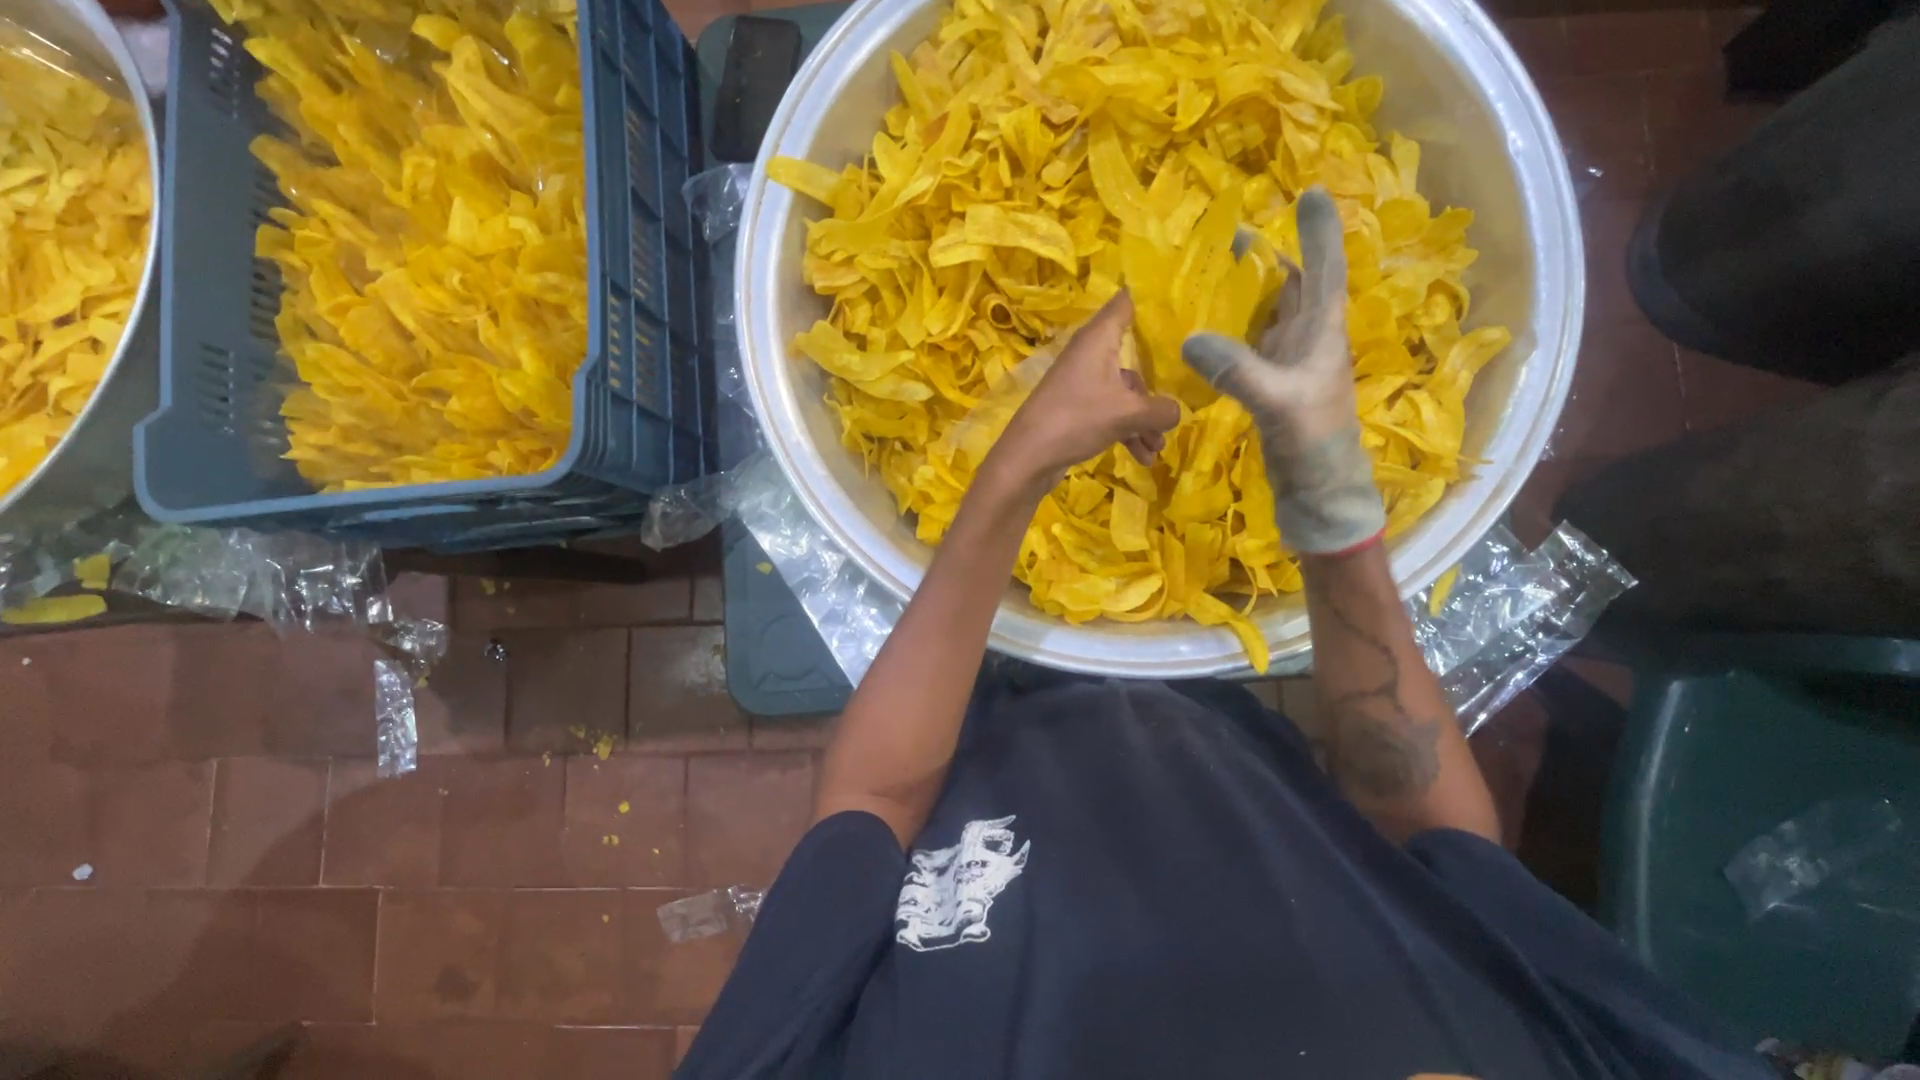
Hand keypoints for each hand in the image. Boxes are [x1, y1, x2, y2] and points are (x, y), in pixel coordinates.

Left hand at [987, 290, 1181, 491]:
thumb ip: (1161, 410)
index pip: (1124, 304)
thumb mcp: (1129, 414)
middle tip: (1172, 410)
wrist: (1028, 457)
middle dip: (1154, 390)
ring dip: (1143, 421)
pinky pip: (1110, 414)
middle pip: (1131, 360)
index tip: (1173, 307)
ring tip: (1156, 449)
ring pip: (1123, 395)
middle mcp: (1088, 355)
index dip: (1147, 302)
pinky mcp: (1075, 410)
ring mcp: (1080, 384)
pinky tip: (1142, 458)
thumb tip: (1175, 412)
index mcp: (1098, 339)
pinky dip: (1127, 432)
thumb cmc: (1078, 419)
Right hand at [1181, 187, 1385, 554]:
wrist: (1318, 492)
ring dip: (1244, 293)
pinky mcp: (1271, 385)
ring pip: (1268, 314)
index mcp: (1322, 331)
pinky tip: (1202, 331)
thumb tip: (1189, 337)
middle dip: (1266, 256)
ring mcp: (1289, 362)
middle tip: (1226, 236)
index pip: (1325, 268)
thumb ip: (1237, 368)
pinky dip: (1228, 331)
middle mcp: (1309, 338)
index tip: (1309, 193)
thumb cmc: (1313, 442)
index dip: (1319, 230)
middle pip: (1293, 283)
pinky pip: (1248, 345)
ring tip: (1206, 275)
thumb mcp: (1278, 401)